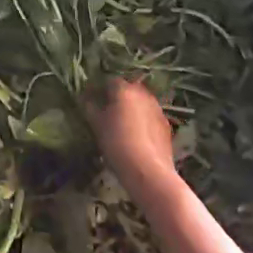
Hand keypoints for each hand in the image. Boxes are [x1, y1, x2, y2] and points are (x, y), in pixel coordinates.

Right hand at [84, 78, 178, 197]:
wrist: (149, 172)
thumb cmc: (117, 142)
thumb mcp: (96, 123)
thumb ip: (90, 106)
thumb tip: (86, 98)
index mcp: (124, 89)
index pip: (109, 81)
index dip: (99, 89)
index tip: (91, 99)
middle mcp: (143, 94)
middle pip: (128, 89)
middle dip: (117, 97)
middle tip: (106, 110)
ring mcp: (158, 110)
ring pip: (141, 103)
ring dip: (131, 108)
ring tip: (122, 122)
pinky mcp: (167, 126)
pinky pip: (150, 116)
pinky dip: (142, 120)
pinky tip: (136, 134)